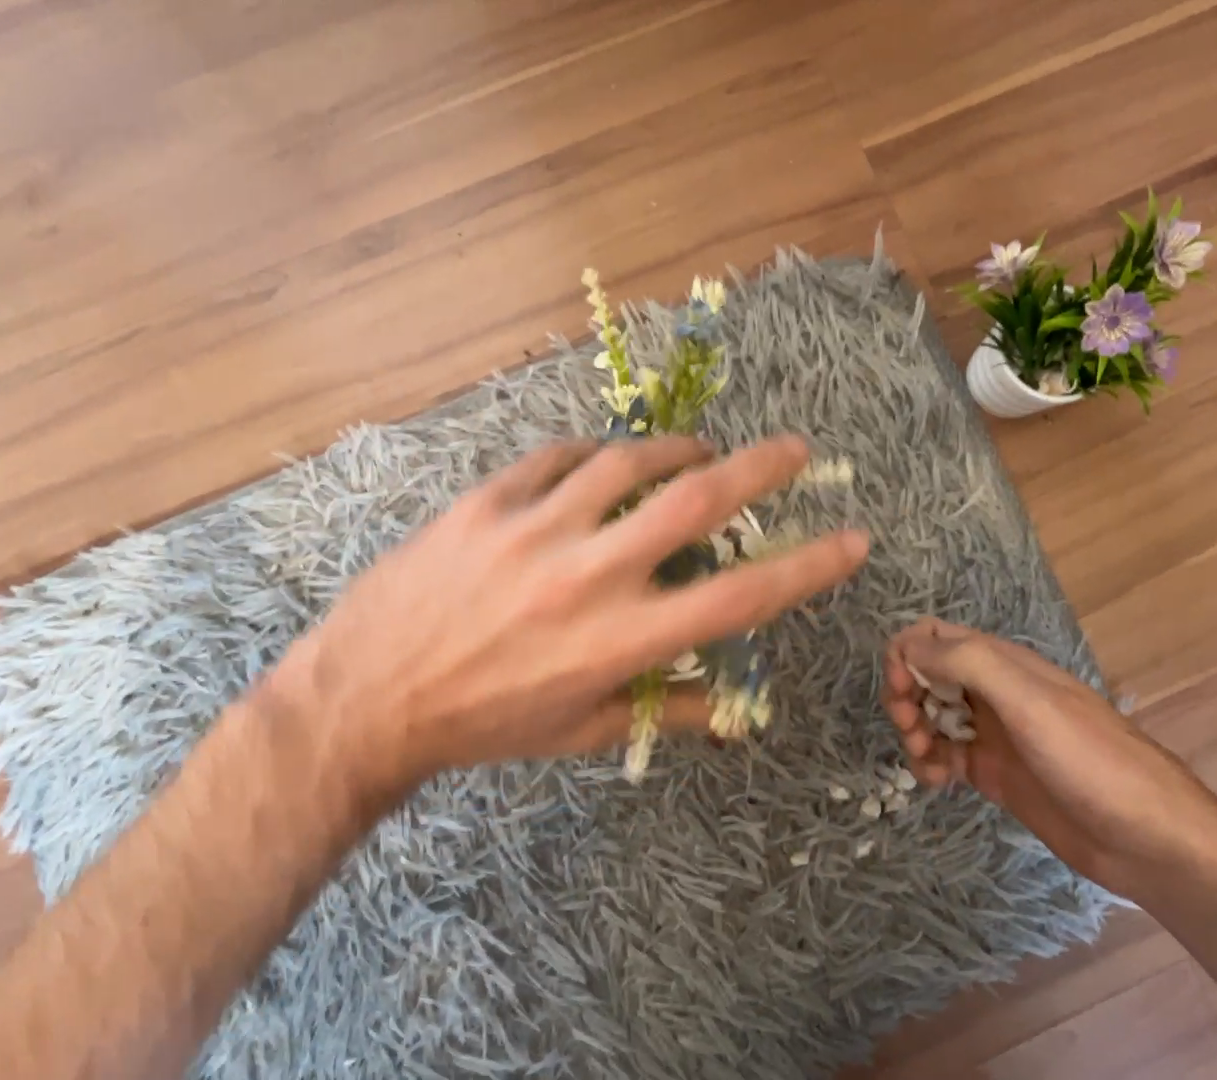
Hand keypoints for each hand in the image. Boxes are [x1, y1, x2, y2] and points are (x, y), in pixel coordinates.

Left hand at [279, 435, 868, 783]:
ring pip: (624, 461)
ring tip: (696, 452)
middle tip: (795, 448)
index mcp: (618, 641)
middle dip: (760, 466)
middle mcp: (587, 575)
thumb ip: (662, 711)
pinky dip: (588, 457)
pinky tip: (597, 466)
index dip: (805, 566)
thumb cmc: (482, 724)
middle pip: (693, 501)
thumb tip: (731, 712)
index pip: (737, 599)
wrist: (366, 700)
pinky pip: (553, 459)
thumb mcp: (581, 731)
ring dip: (674, 450)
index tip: (850, 540)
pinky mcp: (483, 504)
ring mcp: (532, 530)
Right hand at [883, 618, 1216, 897]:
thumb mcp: (1029, 701)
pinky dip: (930, 764)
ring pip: (932, 717)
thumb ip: (968, 663)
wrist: (1147, 839)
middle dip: (906, 697)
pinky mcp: (994, 774)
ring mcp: (995, 735)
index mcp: (1005, 663)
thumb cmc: (1090, 761)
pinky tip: (936, 783)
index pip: (936, 637)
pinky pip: (945, 757)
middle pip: (928, 676)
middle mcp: (995, 693)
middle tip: (909, 730)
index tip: (902, 693)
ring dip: (914, 732)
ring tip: (924, 761)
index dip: (908, 656)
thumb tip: (907, 648)